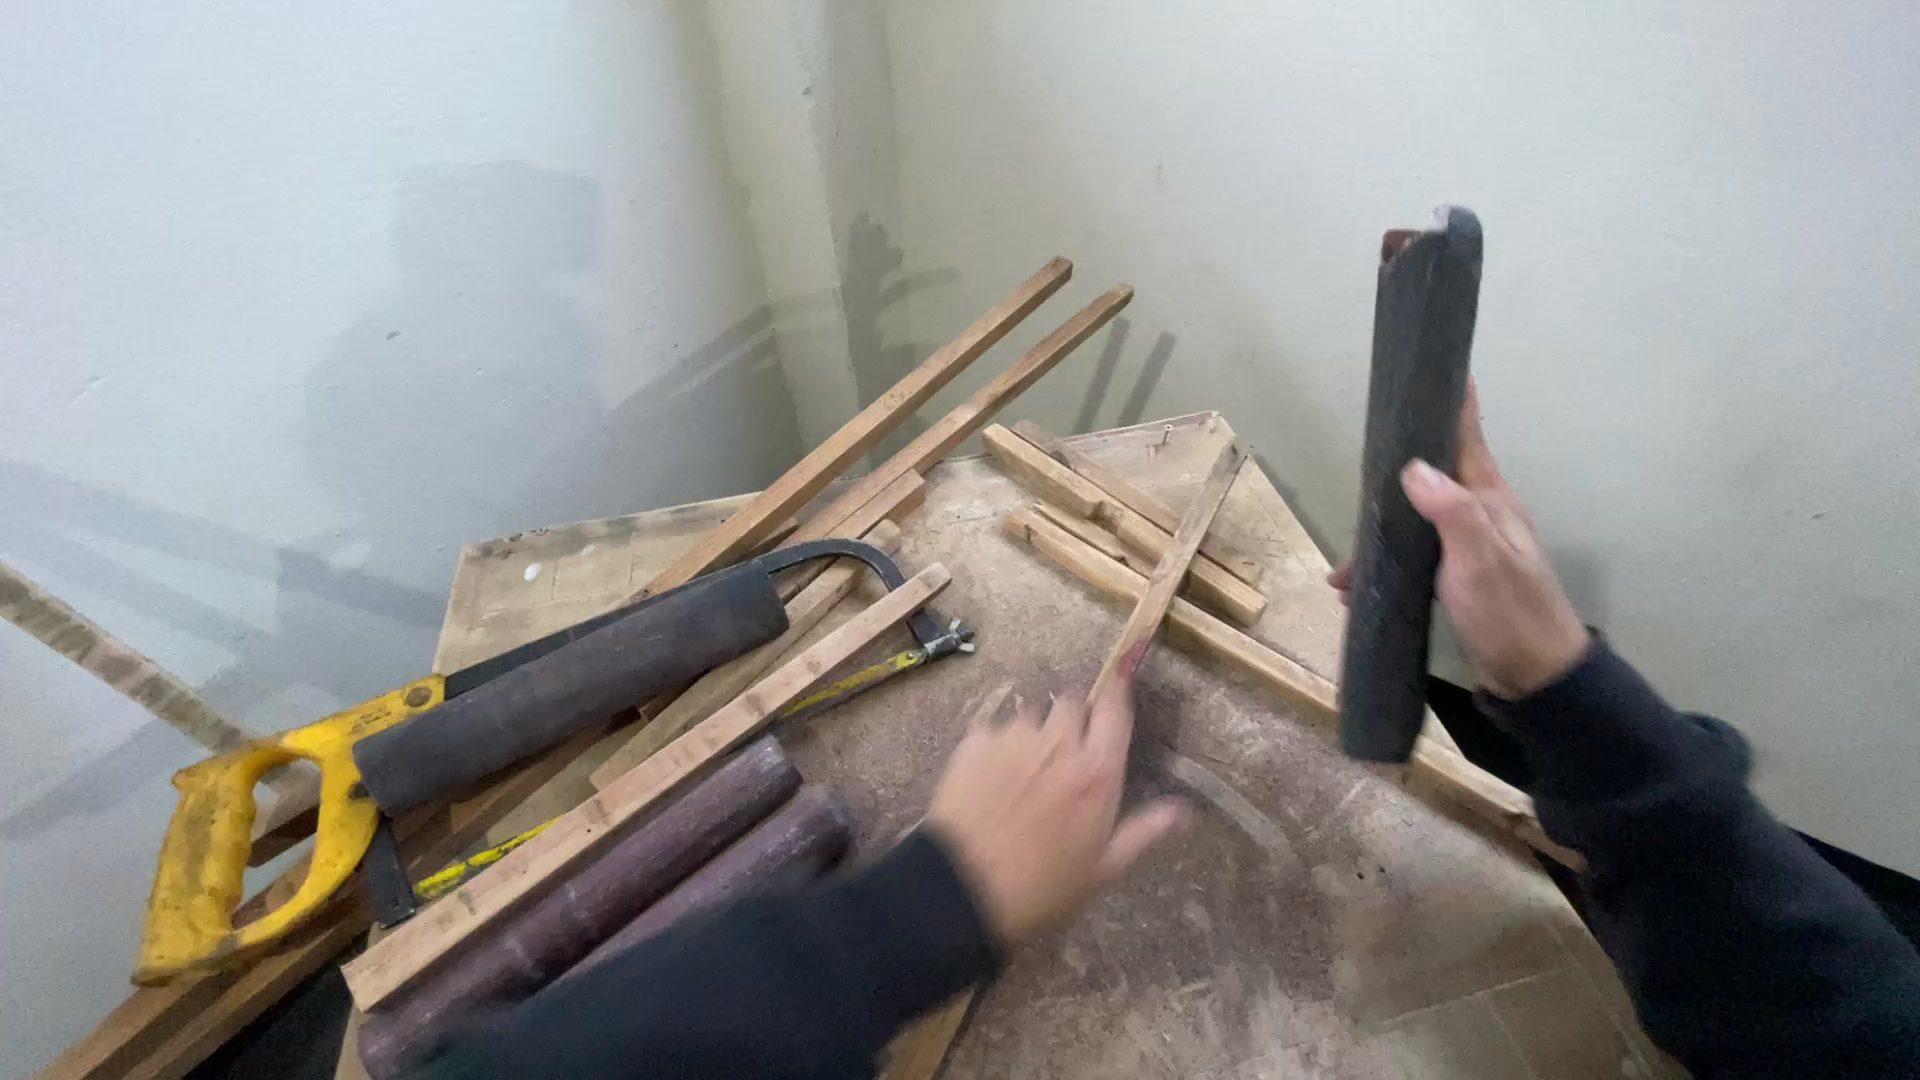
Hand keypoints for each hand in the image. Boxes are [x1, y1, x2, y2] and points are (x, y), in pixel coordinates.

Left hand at [923, 650, 1190, 946]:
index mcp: (1096, 771)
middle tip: (1064, 757)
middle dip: (1072, 721)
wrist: (964, 891)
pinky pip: (993, 731)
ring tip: (1021, 777)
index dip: (1117, 692)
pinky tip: (988, 783)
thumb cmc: (1043, 888)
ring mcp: (1013, 738)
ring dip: (1033, 736)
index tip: (1117, 685)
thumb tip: (1184, 811)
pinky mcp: (975, 741)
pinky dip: (994, 748)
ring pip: (1030, 716)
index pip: (1114, 708)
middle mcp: (1058, 743)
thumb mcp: (1103, 869)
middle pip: (1071, 704)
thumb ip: (1144, 831)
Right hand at [1329, 383, 1589, 699]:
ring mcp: (1465, 547)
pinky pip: (1407, 558)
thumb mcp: (1480, 560)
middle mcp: (1477, 516)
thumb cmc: (1509, 611)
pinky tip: (1352, 587)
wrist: (1535, 675)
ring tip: (1343, 565)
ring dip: (1378, 535)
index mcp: (1489, 501)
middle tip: (1364, 461)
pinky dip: (1380, 568)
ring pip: (1413, 521)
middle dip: (1397, 467)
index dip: (1454, 406)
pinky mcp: (1452, 577)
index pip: (1467, 440)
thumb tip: (1412, 468)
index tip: (1441, 372)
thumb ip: (1451, 512)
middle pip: (1432, 475)